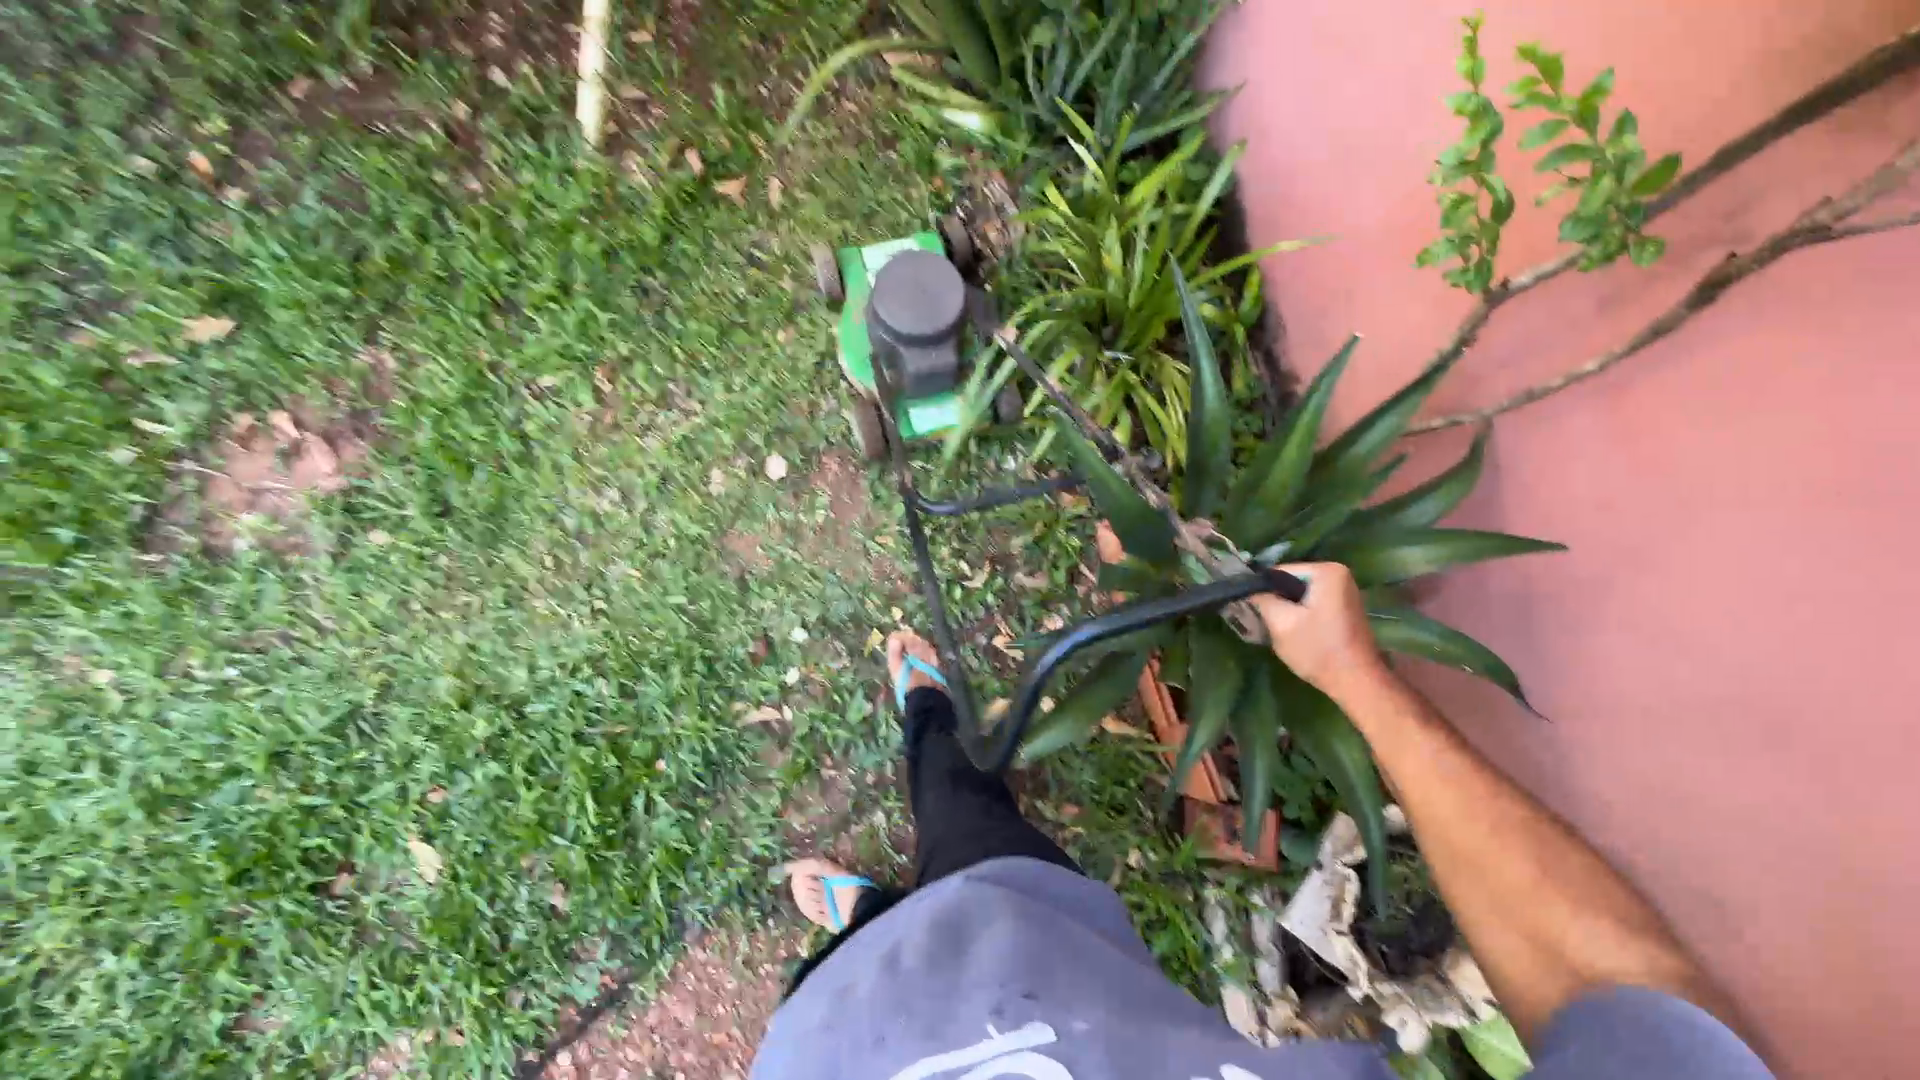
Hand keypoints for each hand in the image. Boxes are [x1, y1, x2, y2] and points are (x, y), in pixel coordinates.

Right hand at [1248, 562, 1392, 703]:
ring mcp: (1344, 591)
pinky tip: (1297, 633)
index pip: (1278, 572)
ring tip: (1280, 629)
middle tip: (1267, 623)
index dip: (1262, 590)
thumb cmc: (1318, 649)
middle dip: (1276, 600)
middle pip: (1291, 582)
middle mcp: (1339, 574)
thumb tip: (1247, 589)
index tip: (1253, 610)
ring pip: (1300, 595)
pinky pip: (1312, 603)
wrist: (1357, 682)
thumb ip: (1261, 599)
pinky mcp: (1345, 607)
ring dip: (1288, 610)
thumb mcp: (1281, 623)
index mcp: (1326, 571)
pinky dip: (1301, 615)